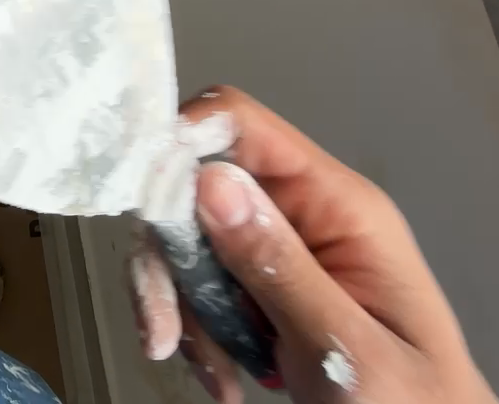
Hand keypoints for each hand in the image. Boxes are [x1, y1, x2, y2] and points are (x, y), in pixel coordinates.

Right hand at [132, 87, 497, 403]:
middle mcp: (296, 208)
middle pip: (193, 186)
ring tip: (216, 373)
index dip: (181, 139)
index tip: (147, 201)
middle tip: (167, 326)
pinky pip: (191, 277)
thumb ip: (279, 266)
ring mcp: (271, 243)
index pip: (240, 123)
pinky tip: (222, 376)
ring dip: (180, 303)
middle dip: (172, 255)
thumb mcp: (351, 354)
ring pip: (183, 236)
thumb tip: (206, 177)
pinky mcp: (251, 279)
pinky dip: (190, 326)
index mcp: (336, 202)